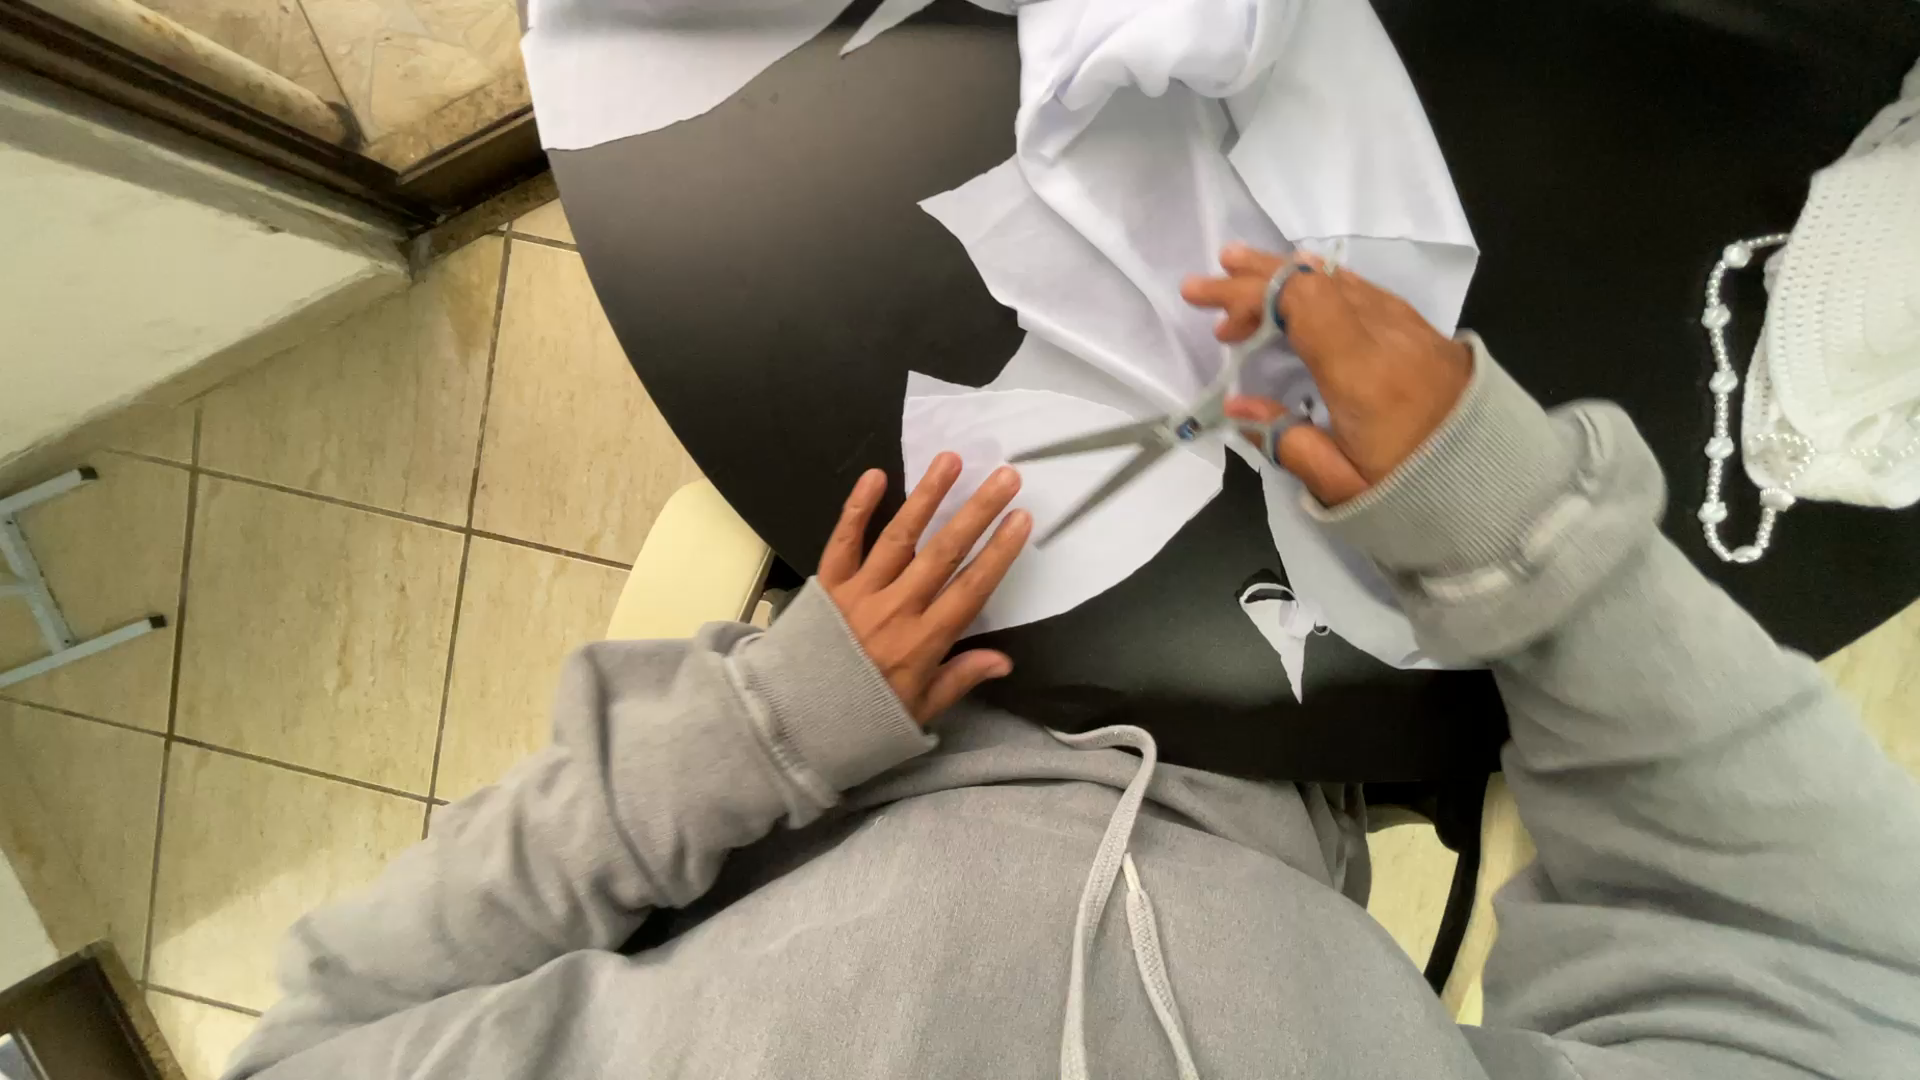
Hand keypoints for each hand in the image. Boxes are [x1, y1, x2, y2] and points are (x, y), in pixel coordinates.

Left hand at [818, 455, 1031, 724]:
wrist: (791, 723)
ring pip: (900, 537)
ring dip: (927, 496)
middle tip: (1004, 476)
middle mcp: (895, 609)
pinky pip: (843, 540)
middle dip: (977, 512)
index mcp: (922, 642)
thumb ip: (959, 680)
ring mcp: (859, 592)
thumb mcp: (918, 713)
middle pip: (943, 553)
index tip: (1021, 519)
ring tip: (950, 460)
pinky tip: (876, 476)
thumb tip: (1005, 660)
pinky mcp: (828, 584)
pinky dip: (858, 508)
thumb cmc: (862, 717)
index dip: (999, 553)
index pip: (971, 589)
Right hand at [1180, 246, 1472, 504]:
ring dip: (1285, 273)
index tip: (1210, 313)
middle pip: (1316, 282)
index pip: (1303, 303)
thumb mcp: (1340, 485)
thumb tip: (1236, 405)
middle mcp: (1389, 335)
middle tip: (1203, 283)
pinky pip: (1364, 291)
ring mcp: (1410, 328)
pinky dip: (1322, 281)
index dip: (1251, 296)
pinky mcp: (1422, 334)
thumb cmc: (1414, 494)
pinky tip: (1304, 281)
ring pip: (1342, 279)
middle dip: (1253, 278)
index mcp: (1365, 371)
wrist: (1502, 492)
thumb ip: (1284, 441)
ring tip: (1240, 268)